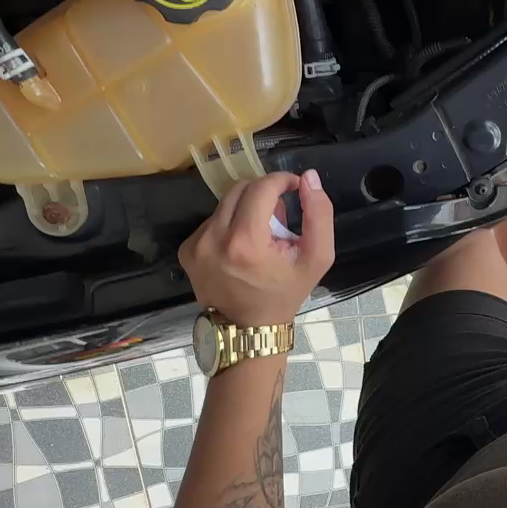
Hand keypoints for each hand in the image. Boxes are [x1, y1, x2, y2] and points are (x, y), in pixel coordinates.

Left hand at [181, 170, 334, 325]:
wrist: (248, 329)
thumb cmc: (285, 293)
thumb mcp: (317, 258)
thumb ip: (319, 214)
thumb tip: (309, 177)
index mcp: (246, 241)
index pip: (261, 188)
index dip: (282, 180)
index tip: (295, 187)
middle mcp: (214, 238)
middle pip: (241, 189)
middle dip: (264, 193)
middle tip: (280, 215)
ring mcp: (196, 244)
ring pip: (225, 203)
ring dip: (247, 208)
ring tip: (262, 235)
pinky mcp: (187, 249)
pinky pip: (212, 220)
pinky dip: (231, 223)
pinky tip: (242, 247)